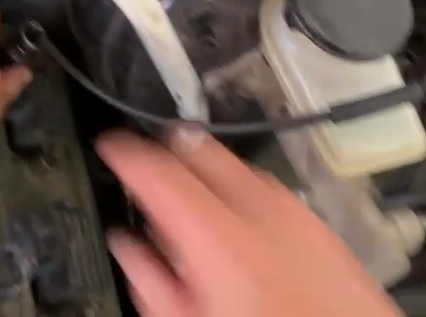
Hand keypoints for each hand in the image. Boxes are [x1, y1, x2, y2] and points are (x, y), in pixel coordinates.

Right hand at [96, 128, 398, 316]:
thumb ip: (152, 280)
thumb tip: (127, 245)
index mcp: (217, 235)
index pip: (158, 169)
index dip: (124, 150)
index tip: (109, 145)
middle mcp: (256, 207)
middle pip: (197, 148)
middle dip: (163, 148)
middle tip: (141, 165)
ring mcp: (291, 208)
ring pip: (232, 162)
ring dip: (201, 167)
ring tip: (184, 198)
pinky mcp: (316, 221)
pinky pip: (264, 184)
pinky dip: (238, 187)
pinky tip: (232, 220)